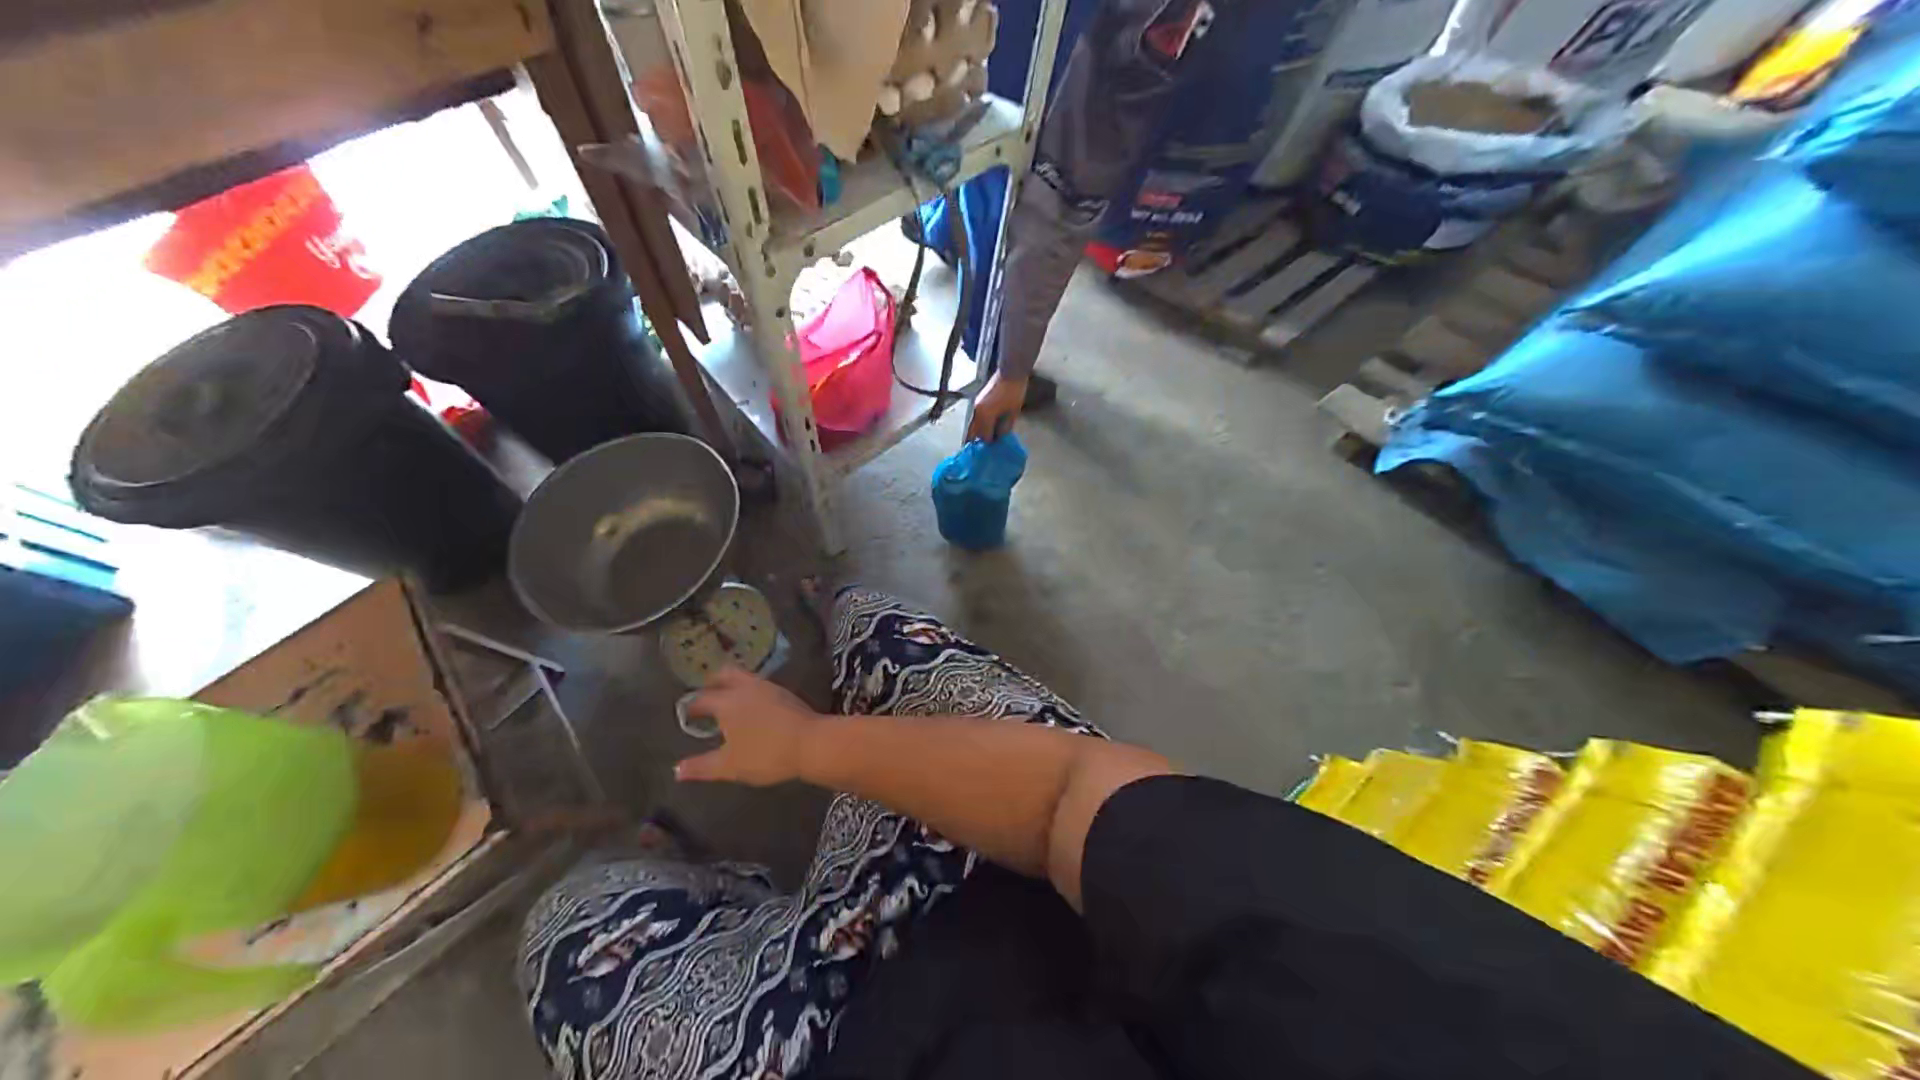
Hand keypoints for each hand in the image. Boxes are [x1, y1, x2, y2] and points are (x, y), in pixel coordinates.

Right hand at [675, 668, 821, 785]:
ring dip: (733, 684)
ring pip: (745, 677)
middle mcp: (746, 687)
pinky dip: (750, 691)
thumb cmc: (766, 754)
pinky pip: (761, 686)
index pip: (702, 698)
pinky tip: (754, 707)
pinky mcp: (786, 693)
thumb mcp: (729, 766)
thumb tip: (676, 770)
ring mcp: (769, 687)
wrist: (812, 743)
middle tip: (707, 693)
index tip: (687, 713)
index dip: (692, 706)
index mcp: (727, 701)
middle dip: (713, 682)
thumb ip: (701, 767)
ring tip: (729, 700)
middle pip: (725, 674)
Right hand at [966, 372, 1027, 441]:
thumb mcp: (1012, 413)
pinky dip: (980, 423)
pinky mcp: (977, 401)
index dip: (992, 442)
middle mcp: (976, 412)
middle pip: (975, 433)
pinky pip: (975, 417)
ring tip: (989, 435)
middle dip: (983, 438)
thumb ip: (1005, 428)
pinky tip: (987, 425)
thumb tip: (1000, 438)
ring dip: (979, 431)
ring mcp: (975, 406)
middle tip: (991, 443)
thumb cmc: (1014, 392)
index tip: (997, 446)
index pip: (985, 437)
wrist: (1010, 372)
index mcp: (985, 416)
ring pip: (972, 425)